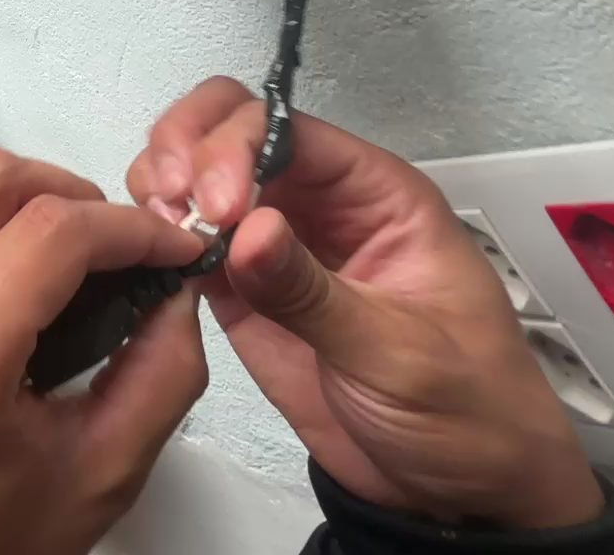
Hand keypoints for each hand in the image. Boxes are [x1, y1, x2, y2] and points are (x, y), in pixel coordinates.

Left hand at [0, 141, 208, 554]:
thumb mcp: (103, 472)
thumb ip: (161, 373)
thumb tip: (176, 285)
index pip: (48, 235)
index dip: (127, 226)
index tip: (172, 245)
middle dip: (69, 189)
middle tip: (112, 239)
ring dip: (20, 182)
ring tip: (65, 235)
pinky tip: (13, 245)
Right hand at [128, 77, 603, 529]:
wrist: (446, 491)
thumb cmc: (462, 416)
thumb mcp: (400, 356)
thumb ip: (312, 291)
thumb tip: (245, 230)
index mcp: (370, 193)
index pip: (286, 127)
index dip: (238, 146)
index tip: (218, 207)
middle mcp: (311, 196)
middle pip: (227, 122)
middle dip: (185, 145)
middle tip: (170, 199)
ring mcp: (263, 231)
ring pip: (190, 163)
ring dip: (160, 178)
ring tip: (157, 226)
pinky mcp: (229, 273)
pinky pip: (177, 224)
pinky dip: (151, 223)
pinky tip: (151, 247)